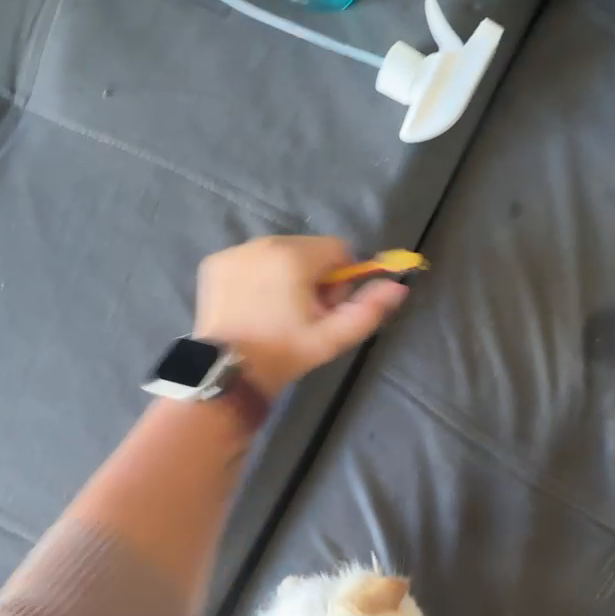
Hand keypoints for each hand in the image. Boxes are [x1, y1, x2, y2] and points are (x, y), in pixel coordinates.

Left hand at [193, 236, 408, 397]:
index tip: (325, 308)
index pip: (338, 249)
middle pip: (308, 249)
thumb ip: (368, 309)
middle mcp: (263, 243)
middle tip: (302, 315)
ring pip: (279, 253)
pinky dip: (257, 276)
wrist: (228, 372)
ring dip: (286, 276)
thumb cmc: (285, 353)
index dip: (340, 280)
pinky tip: (253, 306)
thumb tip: (398, 287)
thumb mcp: (332, 338)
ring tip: (276, 312)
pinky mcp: (215, 262)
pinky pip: (251, 260)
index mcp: (294, 256)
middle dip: (313, 277)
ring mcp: (235, 251)